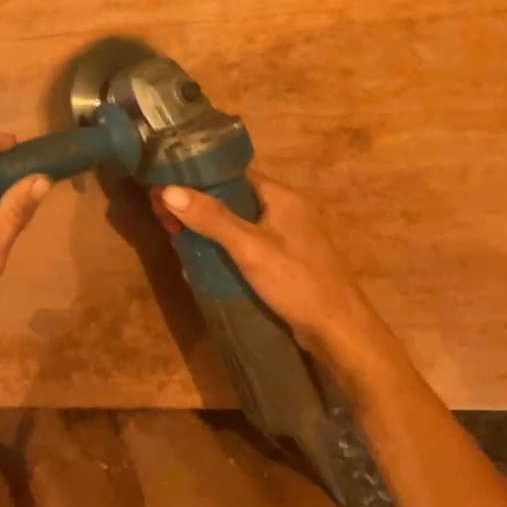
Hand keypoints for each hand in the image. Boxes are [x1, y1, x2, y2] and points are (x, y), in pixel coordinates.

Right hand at [154, 174, 380, 357]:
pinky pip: (248, 246)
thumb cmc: (297, 282)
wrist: (341, 333)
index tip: (165, 192)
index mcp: (281, 196)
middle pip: (232, 199)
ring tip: (179, 244)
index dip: (196, 180)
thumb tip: (167, 189)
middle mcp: (286, 210)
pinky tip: (204, 267)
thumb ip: (211, 218)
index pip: (232, 173)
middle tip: (168, 224)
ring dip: (209, 233)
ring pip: (238, 224)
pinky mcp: (287, 261)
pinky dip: (225, 251)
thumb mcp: (249, 248)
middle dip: (198, 210)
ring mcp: (289, 236)